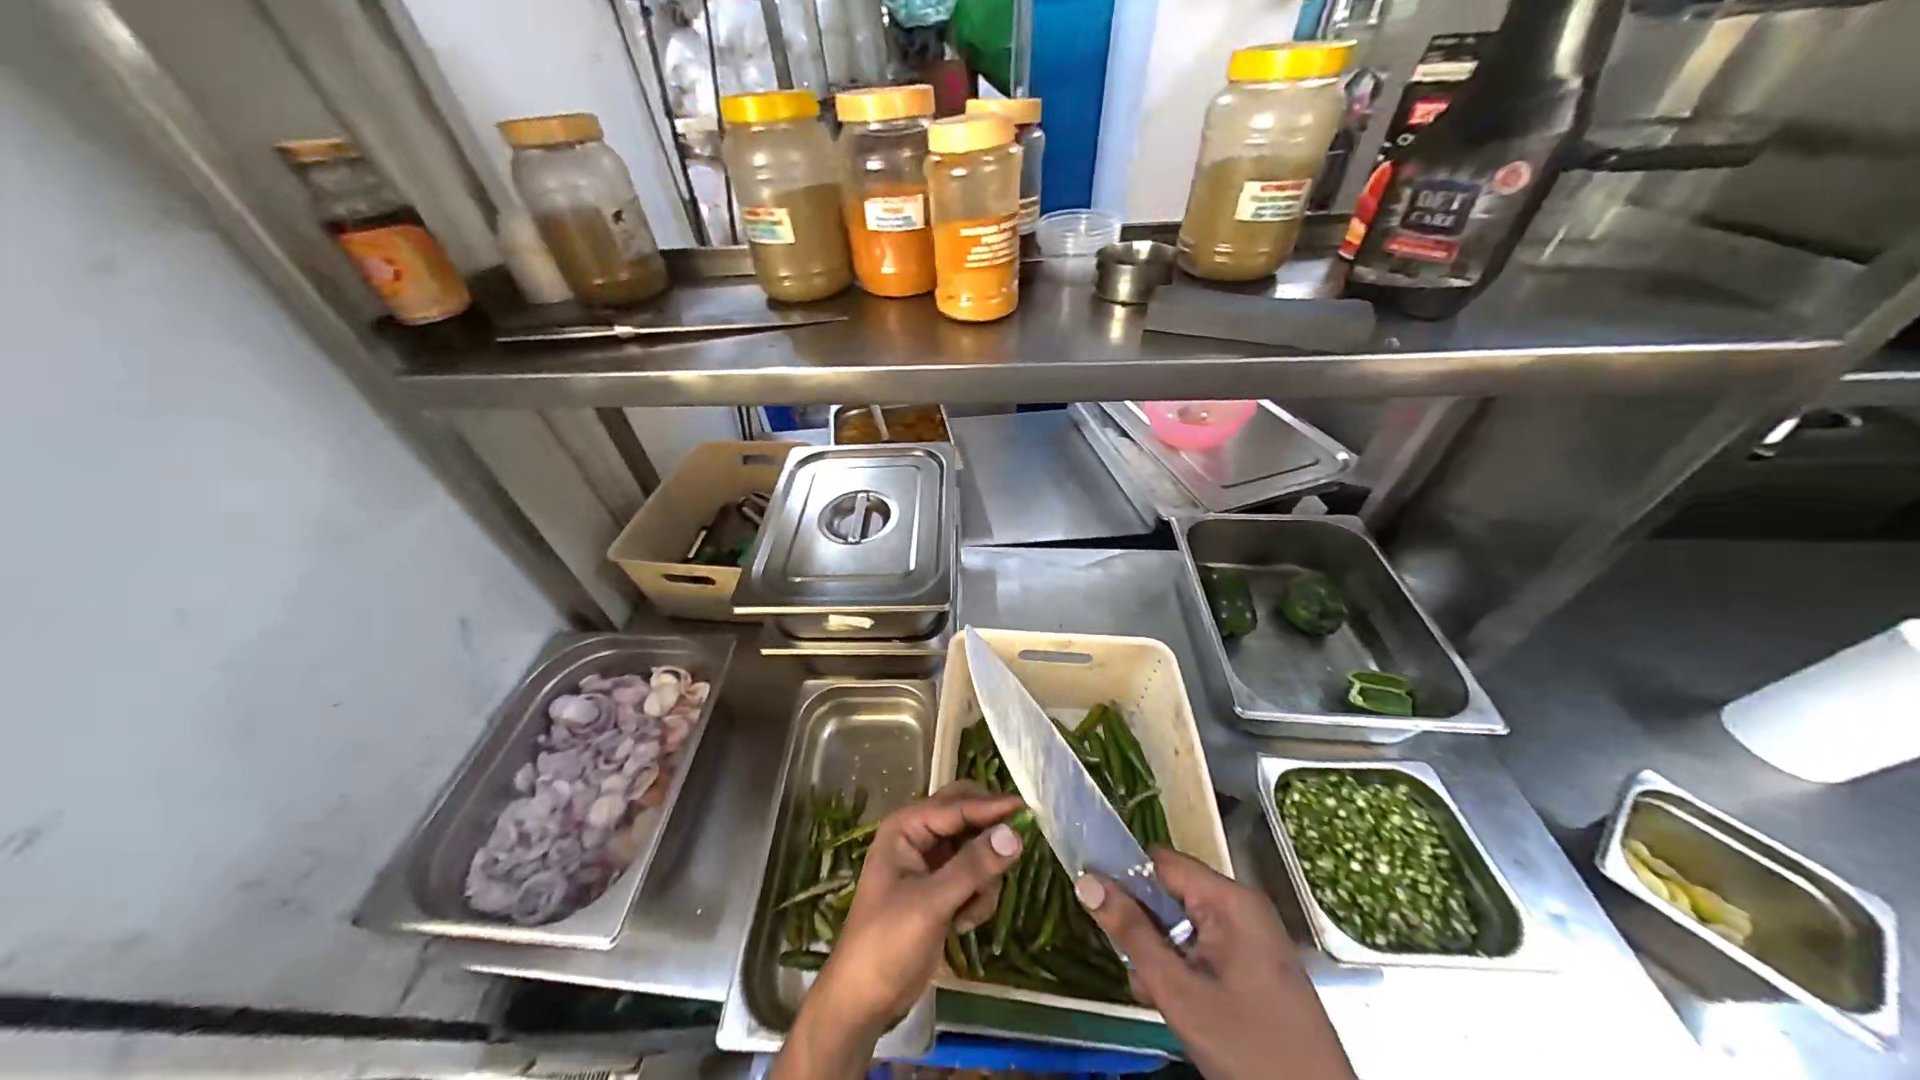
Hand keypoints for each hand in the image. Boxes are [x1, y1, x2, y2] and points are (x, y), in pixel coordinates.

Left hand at [808, 781, 1024, 1034]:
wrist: (865, 998)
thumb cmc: (887, 942)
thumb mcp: (931, 903)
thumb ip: (973, 866)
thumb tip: (1014, 834)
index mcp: (906, 827)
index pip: (957, 805)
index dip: (992, 806)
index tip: (1028, 809)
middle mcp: (919, 836)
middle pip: (967, 818)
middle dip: (988, 839)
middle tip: (1015, 848)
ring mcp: (931, 862)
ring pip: (977, 849)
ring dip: (983, 878)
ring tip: (970, 910)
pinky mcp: (941, 888)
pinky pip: (975, 876)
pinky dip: (978, 897)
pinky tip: (962, 924)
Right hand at [1077, 849, 1355, 1079]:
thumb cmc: (1247, 1046)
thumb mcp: (1178, 990)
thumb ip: (1131, 932)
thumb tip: (1086, 881)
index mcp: (1229, 899)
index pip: (1161, 862)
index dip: (1125, 877)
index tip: (1096, 903)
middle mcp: (1241, 907)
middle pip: (1171, 894)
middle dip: (1145, 928)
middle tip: (1135, 968)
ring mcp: (1251, 936)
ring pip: (1183, 925)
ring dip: (1161, 954)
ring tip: (1159, 996)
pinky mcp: (1253, 963)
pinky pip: (1204, 947)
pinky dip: (1184, 968)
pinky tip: (1180, 1005)